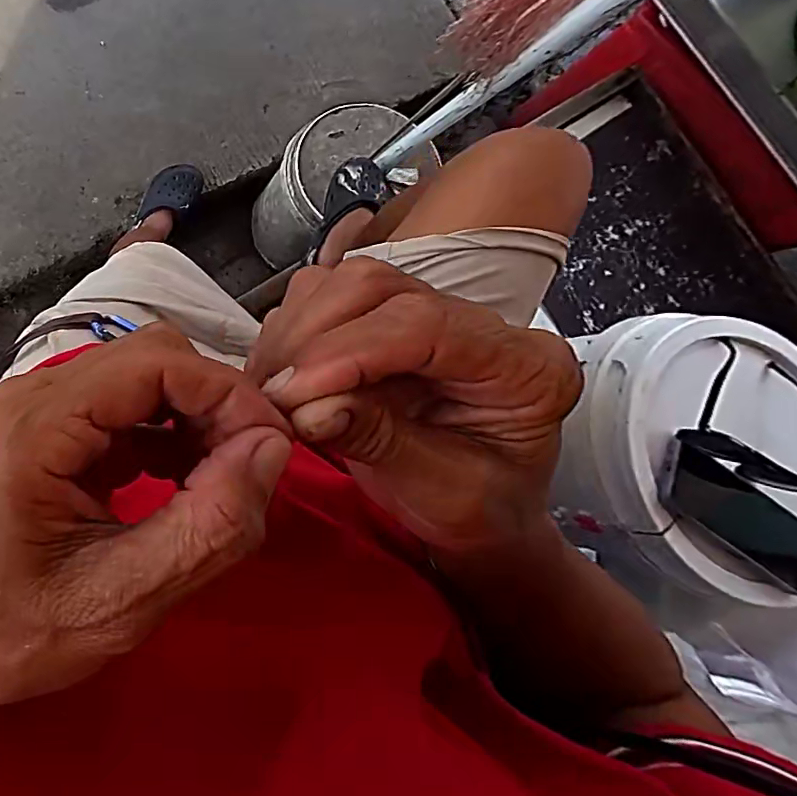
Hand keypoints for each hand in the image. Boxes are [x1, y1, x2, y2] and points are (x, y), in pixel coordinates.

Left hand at [0, 323, 292, 721]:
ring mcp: (37, 403)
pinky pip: (124, 398)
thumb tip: (271, 446)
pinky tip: (186, 475)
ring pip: (140, 370)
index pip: (149, 363)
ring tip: (221, 476)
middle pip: (147, 355)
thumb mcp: (125, 597)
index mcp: (35, 430)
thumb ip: (206, 526)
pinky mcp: (51, 420)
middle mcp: (31, 396)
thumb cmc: (28, 626)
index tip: (273, 447)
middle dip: (212, 400)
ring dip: (193, 412)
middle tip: (250, 466)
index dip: (224, 392)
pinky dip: (168, 425)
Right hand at [247, 258, 581, 553]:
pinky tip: (281, 376)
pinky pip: (314, 299)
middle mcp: (472, 322)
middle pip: (372, 287)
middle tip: (275, 394)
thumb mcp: (438, 491)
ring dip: (290, 336)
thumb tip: (308, 408)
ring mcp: (418, 311)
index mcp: (521, 365)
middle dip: (309, 339)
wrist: (472, 510)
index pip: (422, 325)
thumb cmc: (475, 505)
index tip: (290, 394)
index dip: (344, 353)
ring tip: (275, 389)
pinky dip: (285, 336)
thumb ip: (376, 440)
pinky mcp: (374, 315)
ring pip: (336, 285)